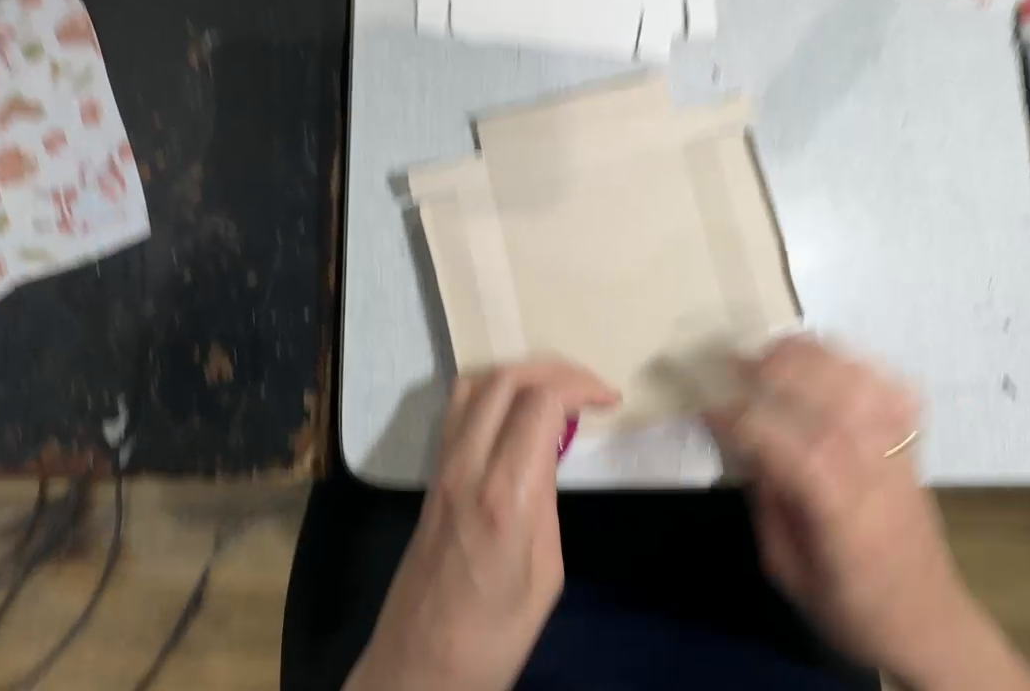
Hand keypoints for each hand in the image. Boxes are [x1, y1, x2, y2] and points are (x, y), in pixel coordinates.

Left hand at [346, 361, 619, 690]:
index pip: (539, 401)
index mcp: (505, 493)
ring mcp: (442, 464)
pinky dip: (493, 390)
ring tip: (554, 391)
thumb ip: (546, 497)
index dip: (580, 385)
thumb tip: (548, 449)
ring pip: (474, 382)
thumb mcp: (546, 571)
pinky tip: (517, 412)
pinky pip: (458, 407)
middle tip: (588, 387)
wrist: (420, 662)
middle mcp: (466, 464)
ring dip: (519, 372)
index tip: (609, 398)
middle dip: (554, 368)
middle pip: (506, 378)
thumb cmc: (496, 632)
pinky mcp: (431, 471)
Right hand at [707, 336, 1029, 689]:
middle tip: (737, 364)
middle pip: (826, 394)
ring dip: (813, 356)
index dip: (737, 418)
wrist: (928, 621)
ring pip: (858, 380)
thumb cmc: (849, 603)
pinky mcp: (910, 444)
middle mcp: (870, 468)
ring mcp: (896, 450)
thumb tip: (745, 444)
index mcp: (834, 506)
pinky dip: (858, 365)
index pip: (780, 440)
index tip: (707, 411)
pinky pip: (889, 387)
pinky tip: (828, 362)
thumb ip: (765, 501)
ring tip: (776, 351)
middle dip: (775, 369)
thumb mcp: (785, 567)